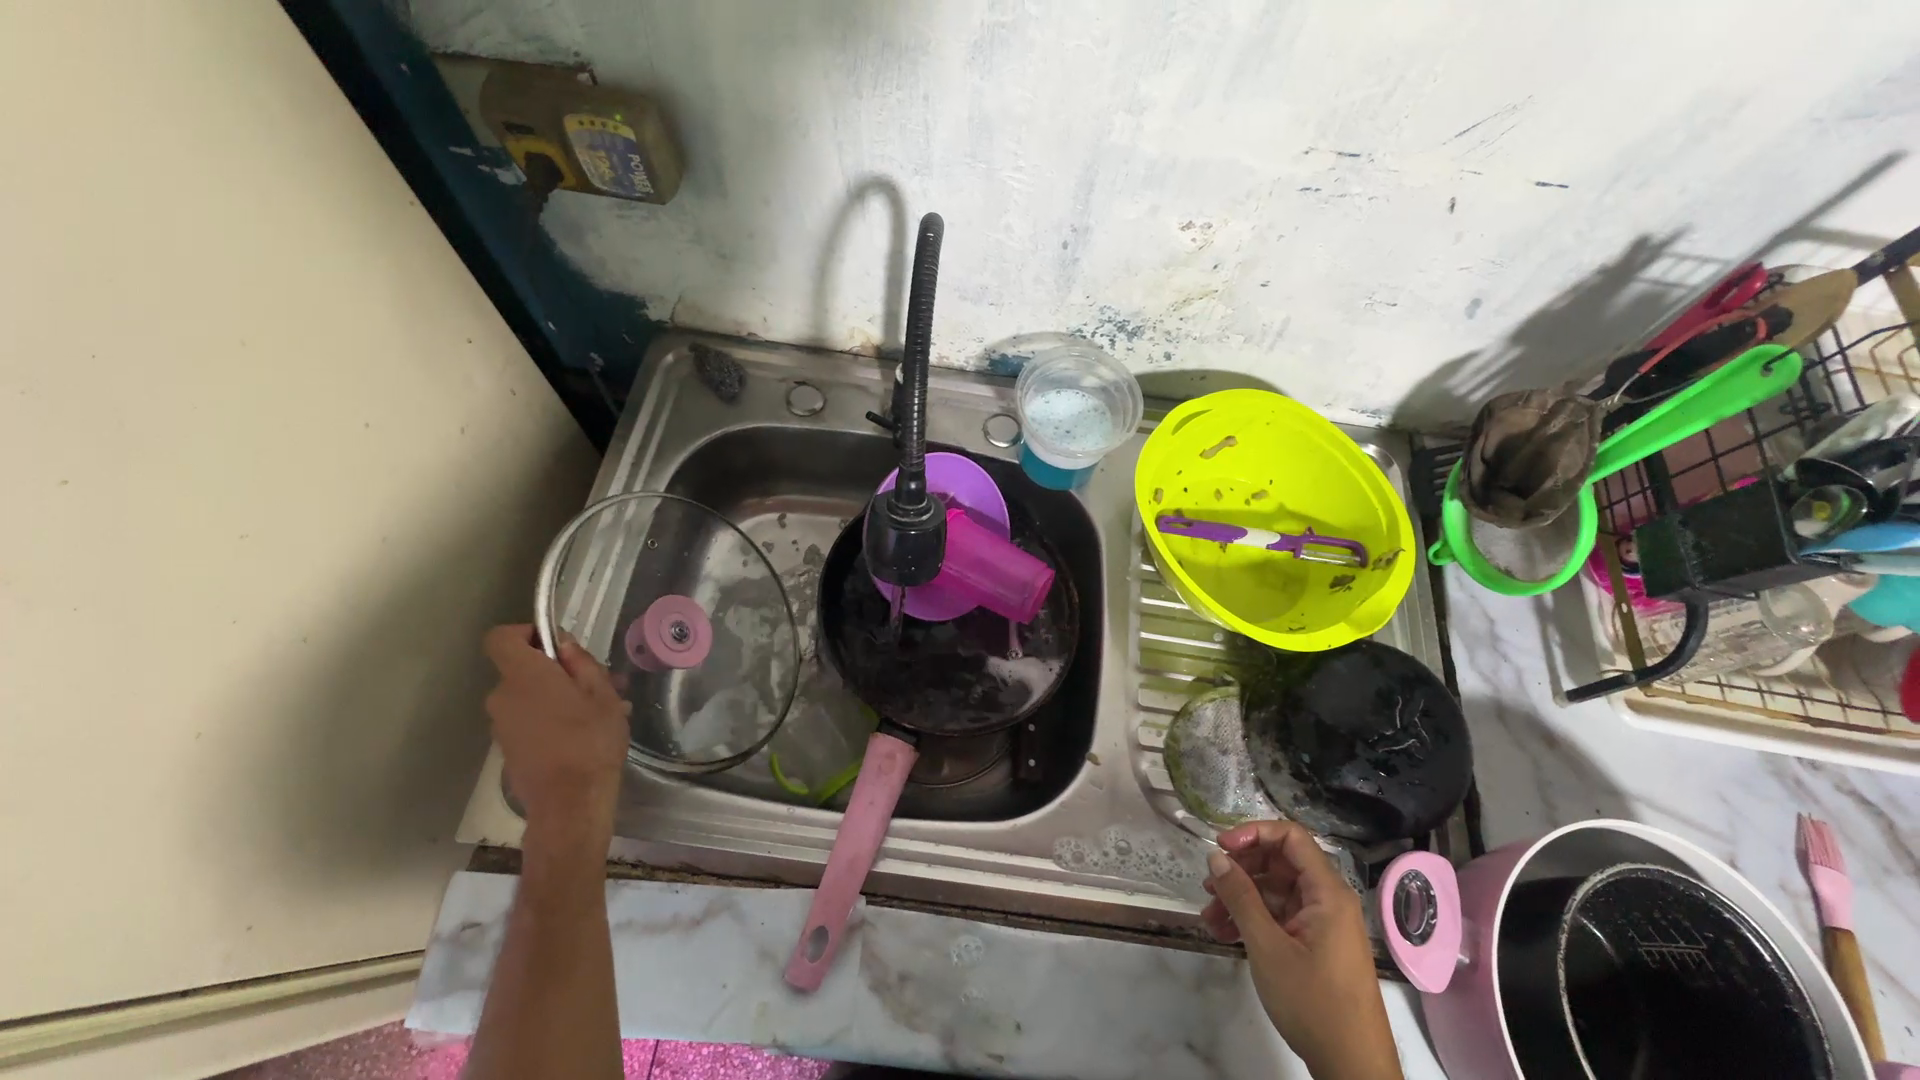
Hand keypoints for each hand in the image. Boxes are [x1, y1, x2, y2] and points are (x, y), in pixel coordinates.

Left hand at [483, 625, 629, 833]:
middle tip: (601, 683)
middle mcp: (503, 696)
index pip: (501, 637)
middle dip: (558, 671)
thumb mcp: (602, 694)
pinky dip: (552, 719)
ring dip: (560, 697)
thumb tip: (563, 645)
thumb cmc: (590, 741)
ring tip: (603, 712)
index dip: (526, 633)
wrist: (569, 804)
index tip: (556, 644)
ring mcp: (502, 725)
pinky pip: (529, 720)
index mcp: (524, 675)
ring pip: (530, 696)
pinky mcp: (509, 748)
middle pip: (522, 669)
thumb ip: (581, 663)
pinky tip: (586, 735)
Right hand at [1203, 821, 1402, 1079]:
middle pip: (1280, 863)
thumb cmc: (1313, 1001)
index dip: (1253, 833)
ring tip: (1208, 918)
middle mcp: (1328, 900)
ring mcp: (1322, 923)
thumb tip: (1216, 858)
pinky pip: (1280, 916)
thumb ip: (1240, 897)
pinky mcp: (1315, 945)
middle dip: (1240, 870)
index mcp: (1327, 892)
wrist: (1352, 1065)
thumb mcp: (1267, 946)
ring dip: (1240, 899)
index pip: (1291, 837)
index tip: (1220, 847)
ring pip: (1275, 892)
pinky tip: (1224, 933)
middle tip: (1208, 887)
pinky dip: (1252, 920)